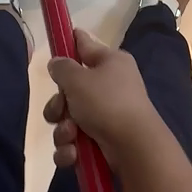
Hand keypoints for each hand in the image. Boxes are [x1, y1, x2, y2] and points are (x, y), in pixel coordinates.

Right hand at [44, 29, 172, 169]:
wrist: (133, 146)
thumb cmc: (107, 103)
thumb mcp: (78, 80)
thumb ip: (63, 69)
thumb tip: (57, 62)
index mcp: (110, 62)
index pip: (86, 46)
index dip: (71, 41)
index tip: (58, 37)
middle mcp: (109, 85)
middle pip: (70, 90)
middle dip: (58, 105)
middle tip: (60, 110)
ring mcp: (106, 114)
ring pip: (68, 119)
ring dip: (63, 130)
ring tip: (71, 135)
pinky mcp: (101, 141)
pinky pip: (74, 143)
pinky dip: (70, 149)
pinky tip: (74, 154)